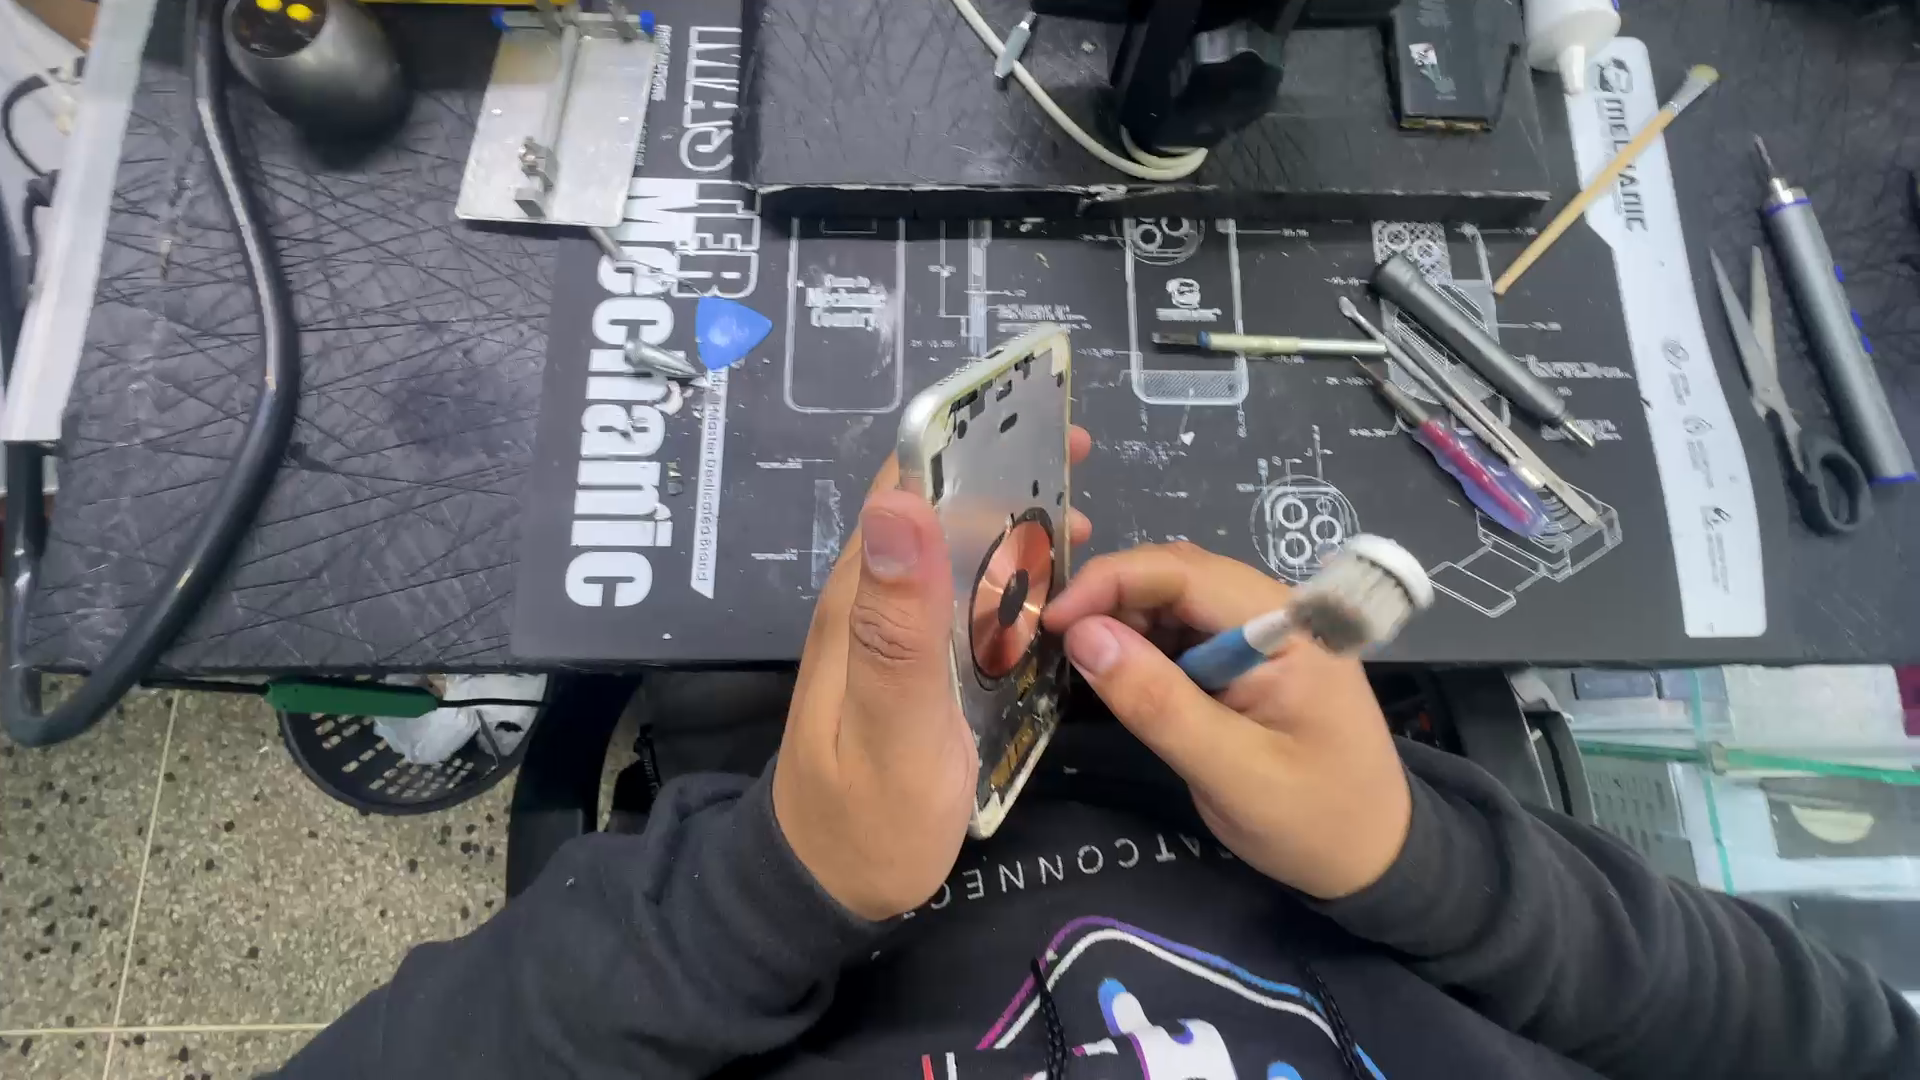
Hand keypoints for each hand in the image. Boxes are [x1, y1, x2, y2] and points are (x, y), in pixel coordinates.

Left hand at [775, 429, 1092, 919]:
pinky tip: (1052, 596)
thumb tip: (895, 502)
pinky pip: (965, 600)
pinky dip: (1010, 583)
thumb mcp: (890, 727)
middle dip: (1007, 483)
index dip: (965, 441)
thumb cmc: (866, 815)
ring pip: (956, 554)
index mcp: (863, 596)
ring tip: (1082, 541)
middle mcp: (875, 597)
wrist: (830, 883)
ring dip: (1015, 534)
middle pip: (938, 511)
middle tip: (1080, 488)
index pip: (904, 485)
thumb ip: (896, 623)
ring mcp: (895, 630)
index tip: (1036, 424)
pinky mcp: (914, 660)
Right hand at [1041, 542, 1408, 899]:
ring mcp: (1257, 628)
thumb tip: (1082, 636)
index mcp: (1286, 624)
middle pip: (1173, 574)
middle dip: (1107, 598)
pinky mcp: (1241, 651)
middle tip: (1054, 642)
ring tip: (1079, 658)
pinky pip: (1177, 627)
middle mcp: (1271, 609)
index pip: (1183, 572)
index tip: (1051, 620)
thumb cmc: (1313, 822)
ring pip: (1169, 597)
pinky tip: (1116, 670)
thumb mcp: (1233, 773)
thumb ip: (1158, 704)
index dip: (1109, 583)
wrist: (1374, 857)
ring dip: (1118, 619)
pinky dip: (1137, 642)